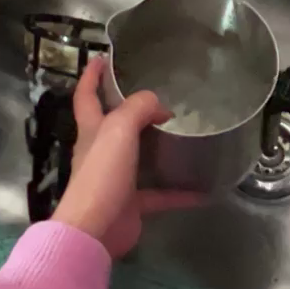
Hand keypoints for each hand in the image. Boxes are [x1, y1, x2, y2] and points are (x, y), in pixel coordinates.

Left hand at [51, 58, 200, 257]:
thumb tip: (161, 108)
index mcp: (92, 130)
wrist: (95, 230)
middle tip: (157, 95)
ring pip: (139, 157)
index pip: (86, 96)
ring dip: (158, 148)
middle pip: (113, 124)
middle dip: (130, 109)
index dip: (91, 76)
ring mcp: (116, 179)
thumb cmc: (102, 173)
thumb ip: (140, 108)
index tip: (102, 58)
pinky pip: (160, 194)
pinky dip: (179, 192)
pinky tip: (202, 189)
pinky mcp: (131, 204)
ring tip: (182, 134)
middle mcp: (101, 152)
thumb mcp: (119, 128)